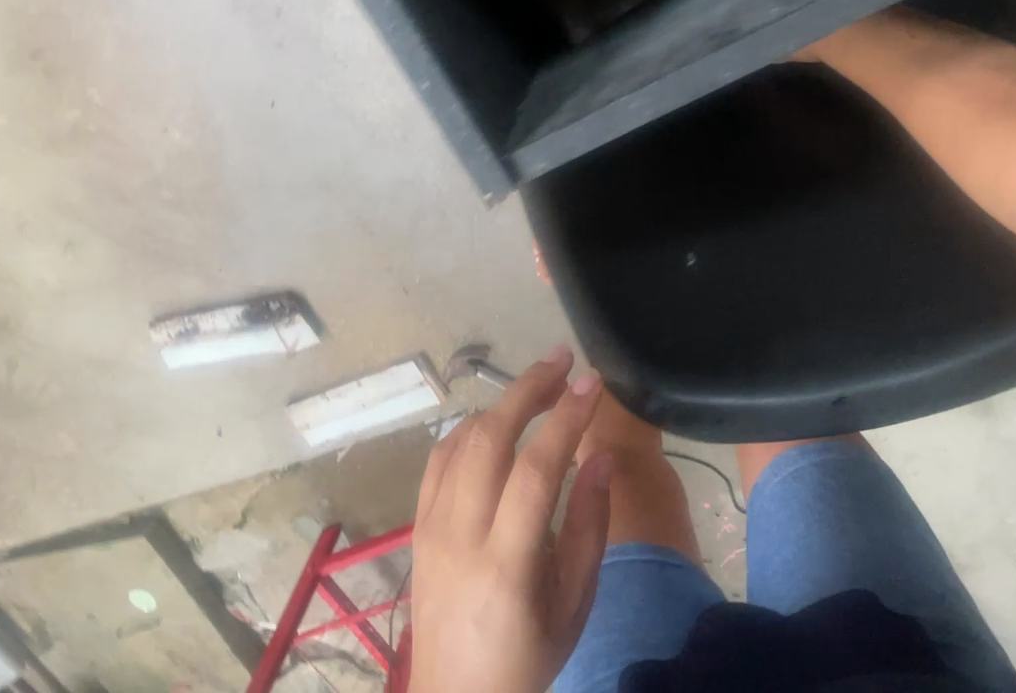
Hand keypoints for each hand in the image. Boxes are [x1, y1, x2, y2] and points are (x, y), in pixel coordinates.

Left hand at [407, 347, 610, 692]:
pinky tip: (495, 421)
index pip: (535, 469)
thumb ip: (590, 524)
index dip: (565, 417)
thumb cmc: (529, 655)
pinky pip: (438, 460)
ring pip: (460, 441)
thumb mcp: (575, 602)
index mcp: (507, 564)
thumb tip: (599, 453)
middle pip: (489, 439)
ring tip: (539, 385)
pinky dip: (468, 429)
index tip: (591, 383)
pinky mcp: (416, 527)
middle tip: (562, 361)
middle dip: (528, 389)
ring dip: (500, 403)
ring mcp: (430, 529)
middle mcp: (460, 536)